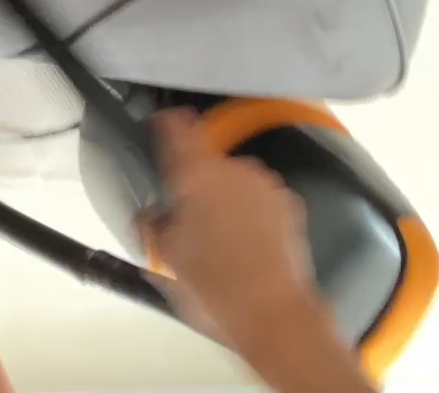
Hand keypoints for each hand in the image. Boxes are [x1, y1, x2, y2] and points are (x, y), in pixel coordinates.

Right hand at [142, 109, 319, 343]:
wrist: (275, 316)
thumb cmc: (214, 288)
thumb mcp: (166, 258)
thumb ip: (152, 224)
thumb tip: (150, 213)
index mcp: (195, 174)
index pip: (176, 126)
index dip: (163, 122)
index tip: (157, 125)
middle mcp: (232, 167)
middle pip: (206, 160)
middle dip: (196, 181)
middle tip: (189, 216)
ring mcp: (264, 183)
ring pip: (234, 179)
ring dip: (225, 196)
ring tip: (222, 236)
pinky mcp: (289, 202)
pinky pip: (259, 197)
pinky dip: (250, 211)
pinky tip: (247, 243)